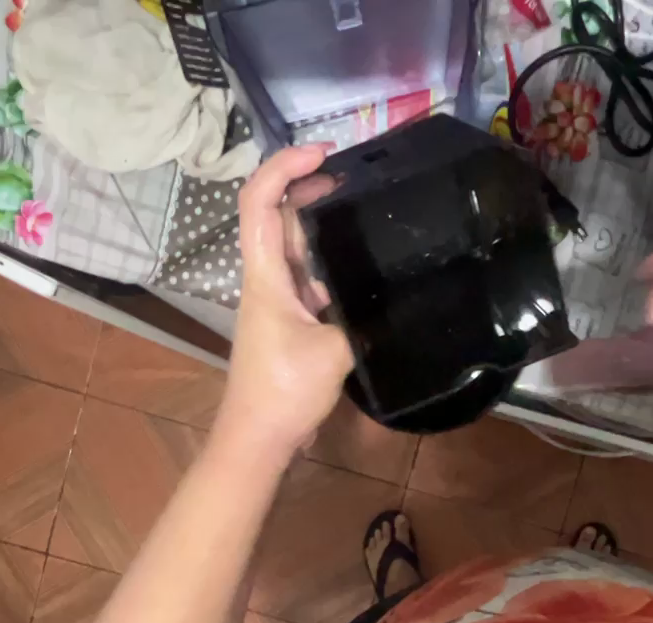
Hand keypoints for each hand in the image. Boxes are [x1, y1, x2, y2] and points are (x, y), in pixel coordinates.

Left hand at [214, 145, 353, 457]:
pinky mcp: (290, 324)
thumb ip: (361, 320)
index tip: (325, 155)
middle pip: (277, 216)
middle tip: (353, 183)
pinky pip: (309, 282)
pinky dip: (331, 269)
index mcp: (265, 276)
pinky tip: (362, 275)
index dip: (285, 167)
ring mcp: (277, 302)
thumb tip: (393, 304)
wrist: (259, 437)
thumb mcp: (332, 352)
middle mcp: (267, 280)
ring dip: (322, 229)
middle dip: (309, 188)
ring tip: (365, 220)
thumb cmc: (284, 391)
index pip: (260, 200)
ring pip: (295, 250)